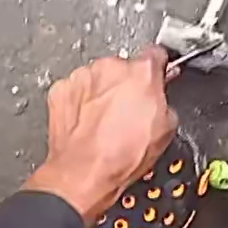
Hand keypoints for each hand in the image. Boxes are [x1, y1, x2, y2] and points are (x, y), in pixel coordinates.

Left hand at [23, 47, 178, 222]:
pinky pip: (75, 91)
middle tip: (127, 113)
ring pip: (97, 79)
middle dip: (126, 86)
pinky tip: (87, 125)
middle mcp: (110, 67)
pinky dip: (80, 103)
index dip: (157, 68)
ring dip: (101, 95)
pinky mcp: (61, 90)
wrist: (84, 172)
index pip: (155, 55)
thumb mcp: (166, 130)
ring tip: (104, 124)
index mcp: (141, 72)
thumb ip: (165, 102)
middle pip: (123, 68)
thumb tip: (161, 99)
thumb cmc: (121, 156)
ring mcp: (83, 77)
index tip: (156, 77)